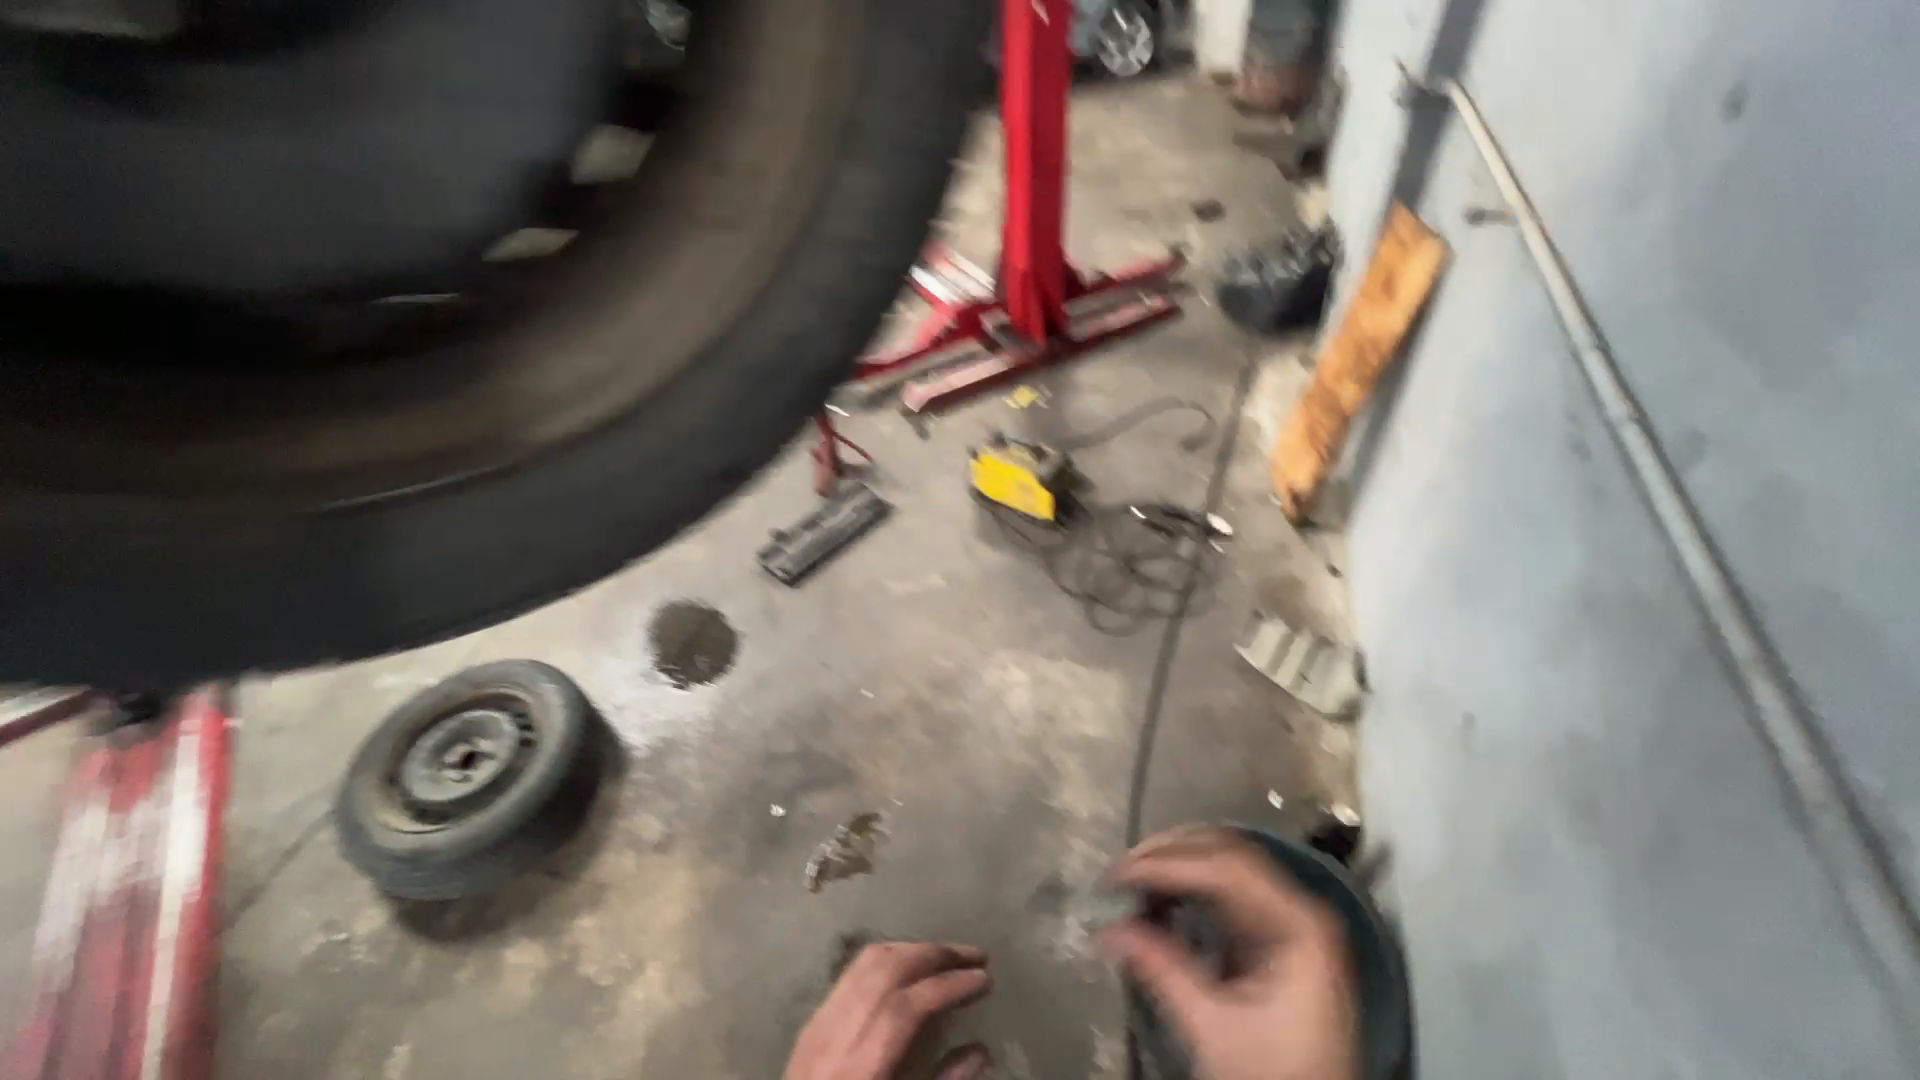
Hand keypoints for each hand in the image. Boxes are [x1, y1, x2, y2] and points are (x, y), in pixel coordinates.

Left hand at [784, 941, 992, 1079]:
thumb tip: (980, 1050)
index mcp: (860, 1068)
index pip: (907, 1007)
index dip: (949, 986)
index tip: (984, 978)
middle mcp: (835, 1034)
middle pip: (887, 970)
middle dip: (935, 955)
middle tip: (975, 956)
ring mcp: (819, 1022)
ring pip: (868, 961)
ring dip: (914, 950)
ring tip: (948, 956)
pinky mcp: (813, 1019)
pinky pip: (854, 970)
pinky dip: (889, 957)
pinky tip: (912, 966)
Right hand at [1101, 829, 1357, 1079]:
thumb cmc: (1272, 1075)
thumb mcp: (1213, 1027)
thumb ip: (1162, 970)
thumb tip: (1108, 929)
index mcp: (1298, 923)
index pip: (1227, 867)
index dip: (1168, 862)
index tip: (1119, 873)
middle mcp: (1297, 906)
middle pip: (1227, 853)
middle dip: (1168, 855)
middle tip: (1118, 871)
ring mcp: (1286, 917)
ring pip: (1224, 864)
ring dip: (1174, 865)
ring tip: (1129, 881)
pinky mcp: (1270, 933)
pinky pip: (1224, 890)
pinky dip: (1186, 886)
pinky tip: (1155, 897)